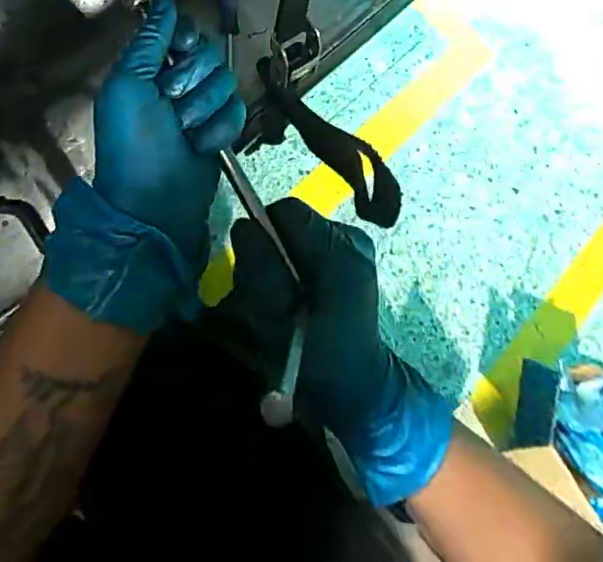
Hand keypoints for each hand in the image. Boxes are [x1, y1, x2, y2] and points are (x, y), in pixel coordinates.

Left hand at [45, 0, 245, 333]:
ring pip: (225, 82)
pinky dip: (217, 130)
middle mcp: (177, 80)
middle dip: (190, 84)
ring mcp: (202, 105)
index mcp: (150, 66)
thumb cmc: (133, 141)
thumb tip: (165, 3)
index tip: (180, 51)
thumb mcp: (128, 84)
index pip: (184, 31)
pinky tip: (198, 147)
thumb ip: (148, 42)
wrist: (154, 200)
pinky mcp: (221, 128)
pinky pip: (236, 110)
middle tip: (170, 106)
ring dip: (202, 111)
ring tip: (182, 132)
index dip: (186, 39)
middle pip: (209, 54)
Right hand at [215, 199, 451, 504]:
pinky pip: (306, 248)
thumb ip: (260, 268)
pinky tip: (300, 298)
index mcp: (339, 251)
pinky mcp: (350, 259)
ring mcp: (355, 247)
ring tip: (286, 300)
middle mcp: (351, 239)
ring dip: (281, 261)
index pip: (285, 212)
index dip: (263, 233)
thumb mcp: (277, 318)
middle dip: (270, 249)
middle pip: (288, 222)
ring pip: (294, 235)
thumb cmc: (316, 360)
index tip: (259, 269)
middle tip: (270, 292)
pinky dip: (295, 266)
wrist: (358, 391)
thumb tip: (243, 224)